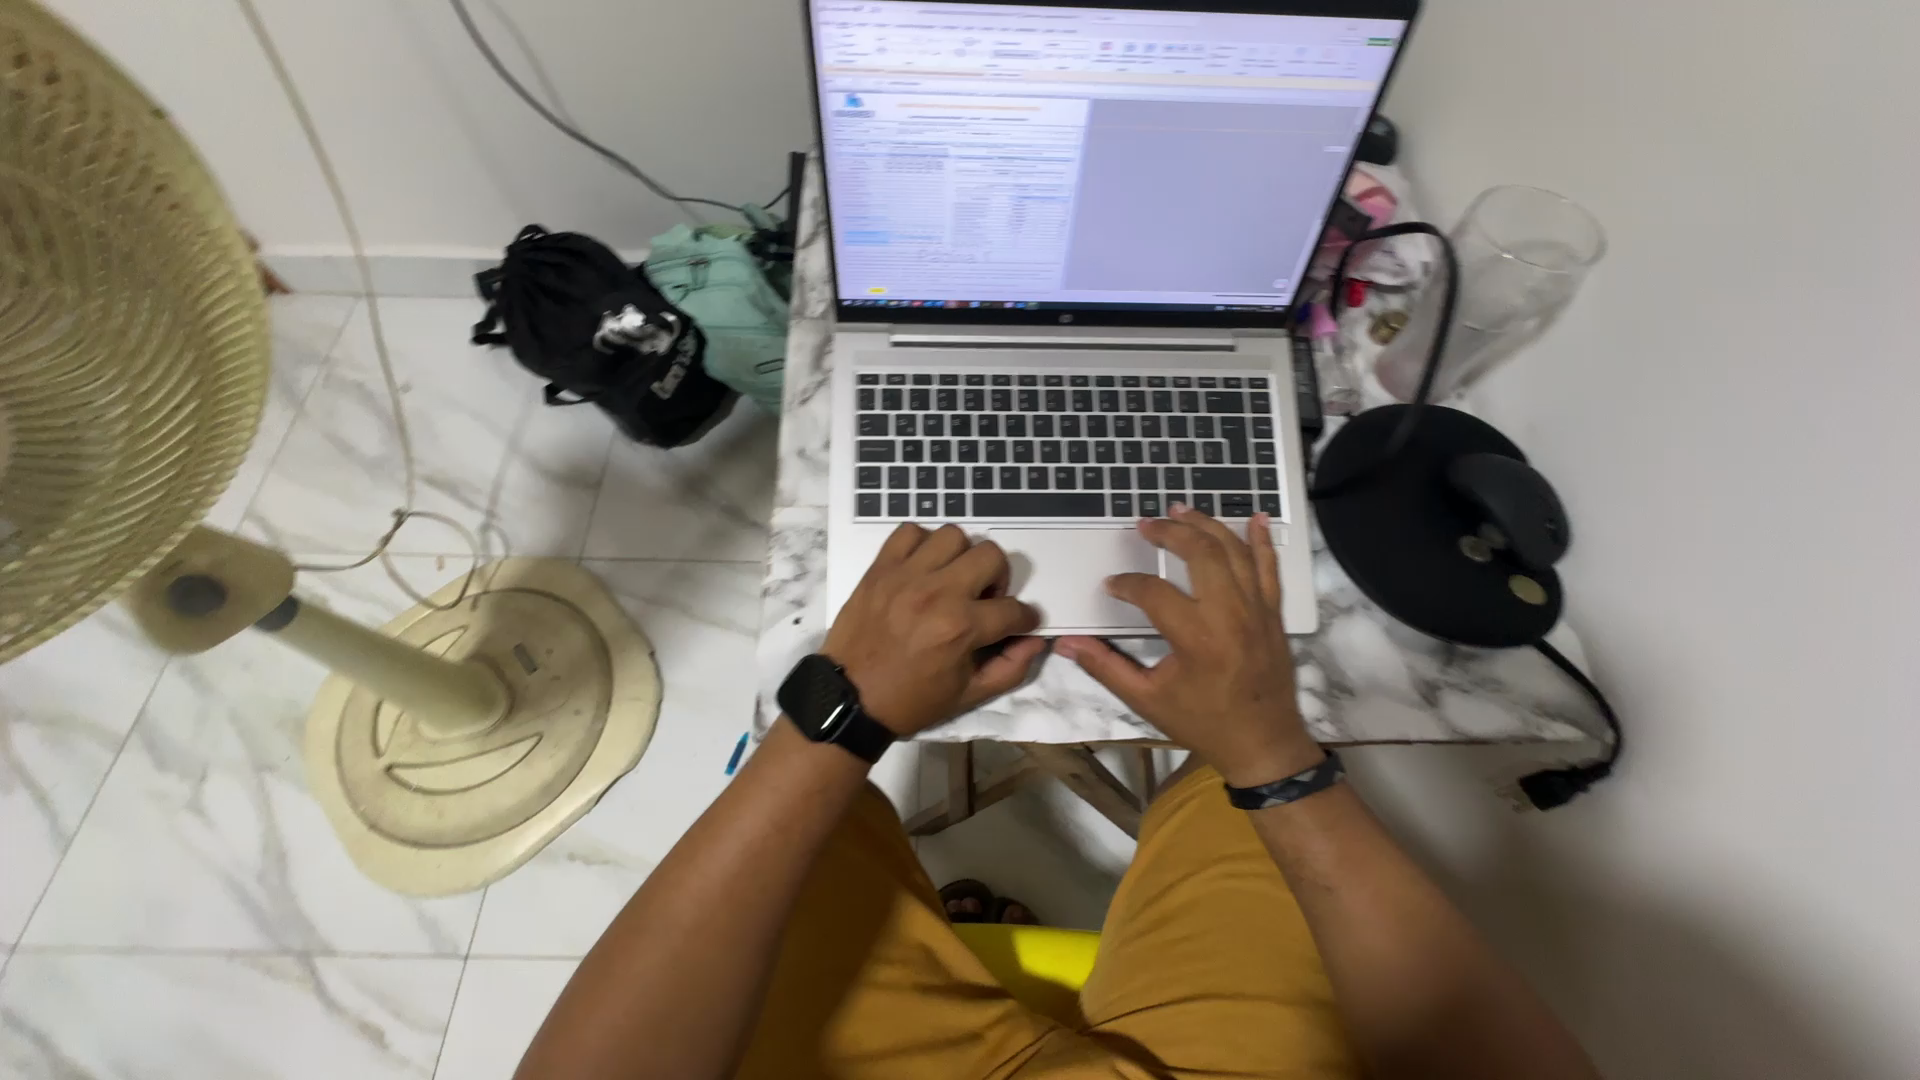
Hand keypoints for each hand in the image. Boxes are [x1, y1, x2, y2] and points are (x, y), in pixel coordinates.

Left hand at [823, 524, 1048, 736]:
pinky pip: (908, 532)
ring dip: (961, 556)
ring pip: (953, 535)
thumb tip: (1036, 641)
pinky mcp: (880, 568)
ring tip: (952, 579)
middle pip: (991, 556)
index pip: (1013, 610)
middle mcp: (937, 593)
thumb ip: (1010, 668)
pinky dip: (921, 544)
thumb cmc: (911, 700)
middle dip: (998, 579)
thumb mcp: (968, 696)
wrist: (850, 699)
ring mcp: (906, 576)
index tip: (1019, 623)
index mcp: (961, 628)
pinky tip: (921, 568)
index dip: (1024, 619)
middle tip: (984, 599)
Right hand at [1056, 506, 1322, 787]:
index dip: (1128, 583)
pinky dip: (1262, 540)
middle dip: (1171, 532)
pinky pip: (1271, 568)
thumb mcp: (1146, 700)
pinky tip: (1254, 517)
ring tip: (1181, 509)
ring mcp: (1258, 610)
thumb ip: (1105, 667)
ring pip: (1235, 552)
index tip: (1112, 584)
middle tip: (1146, 524)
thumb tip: (1065, 645)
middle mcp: (1231, 616)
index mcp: (1196, 639)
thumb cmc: (1203, 723)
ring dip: (1207, 525)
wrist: (1264, 744)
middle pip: (1201, 554)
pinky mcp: (1274, 613)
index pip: (1154, 593)